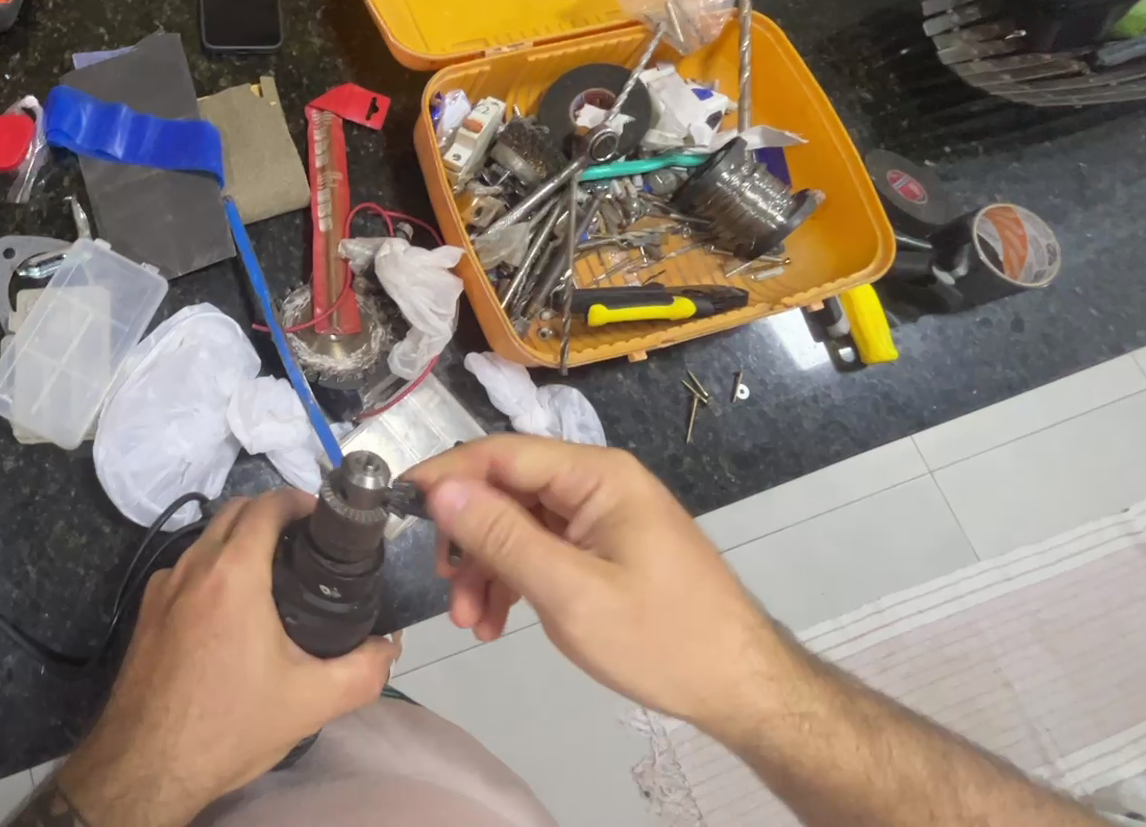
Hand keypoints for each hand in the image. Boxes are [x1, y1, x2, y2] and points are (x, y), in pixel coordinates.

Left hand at [56, 489, 397, 826]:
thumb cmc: (229, 726)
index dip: (298, 500)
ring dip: (240, 538)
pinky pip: (186, 566)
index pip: (266, 505)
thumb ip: (361, 671)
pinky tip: (229, 608)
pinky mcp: (146, 607)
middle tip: (305, 541)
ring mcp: (163, 584)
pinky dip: (212, 566)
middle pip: (236, 511)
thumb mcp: (309, 703)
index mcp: (233, 572)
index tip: (322, 517)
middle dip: (271, 512)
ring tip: (274, 572)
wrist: (145, 765)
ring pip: (207, 537)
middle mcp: (194, 564)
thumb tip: (387, 646)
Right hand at [405, 436, 803, 737]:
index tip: (401, 500)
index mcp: (594, 475)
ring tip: (469, 620)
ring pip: (515, 525)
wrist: (744, 692)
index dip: (448, 473)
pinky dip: (510, 581)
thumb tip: (438, 488)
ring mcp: (595, 516)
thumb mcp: (570, 592)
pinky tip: (493, 622)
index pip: (501, 454)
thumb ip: (501, 536)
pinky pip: (537, 549)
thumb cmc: (662, 638)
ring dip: (485, 568)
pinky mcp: (597, 547)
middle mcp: (592, 483)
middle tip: (444, 583)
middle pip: (505, 491)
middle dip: (469, 539)